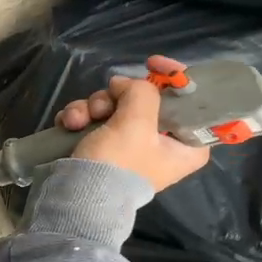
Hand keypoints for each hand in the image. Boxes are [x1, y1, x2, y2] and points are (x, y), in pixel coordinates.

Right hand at [56, 55, 210, 192]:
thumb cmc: (116, 164)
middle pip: (143, 101)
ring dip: (91, 107)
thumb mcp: (135, 125)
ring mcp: (127, 145)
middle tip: (103, 107)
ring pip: (113, 107)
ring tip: (79, 121)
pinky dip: (79, 117)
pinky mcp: (99, 147)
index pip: (191, 101)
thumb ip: (141, 94)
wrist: (74, 197)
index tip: (152, 64)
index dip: (173, 79)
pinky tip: (69, 125)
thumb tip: (126, 82)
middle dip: (116, 99)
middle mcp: (161, 143)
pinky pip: (93, 119)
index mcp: (187, 144)